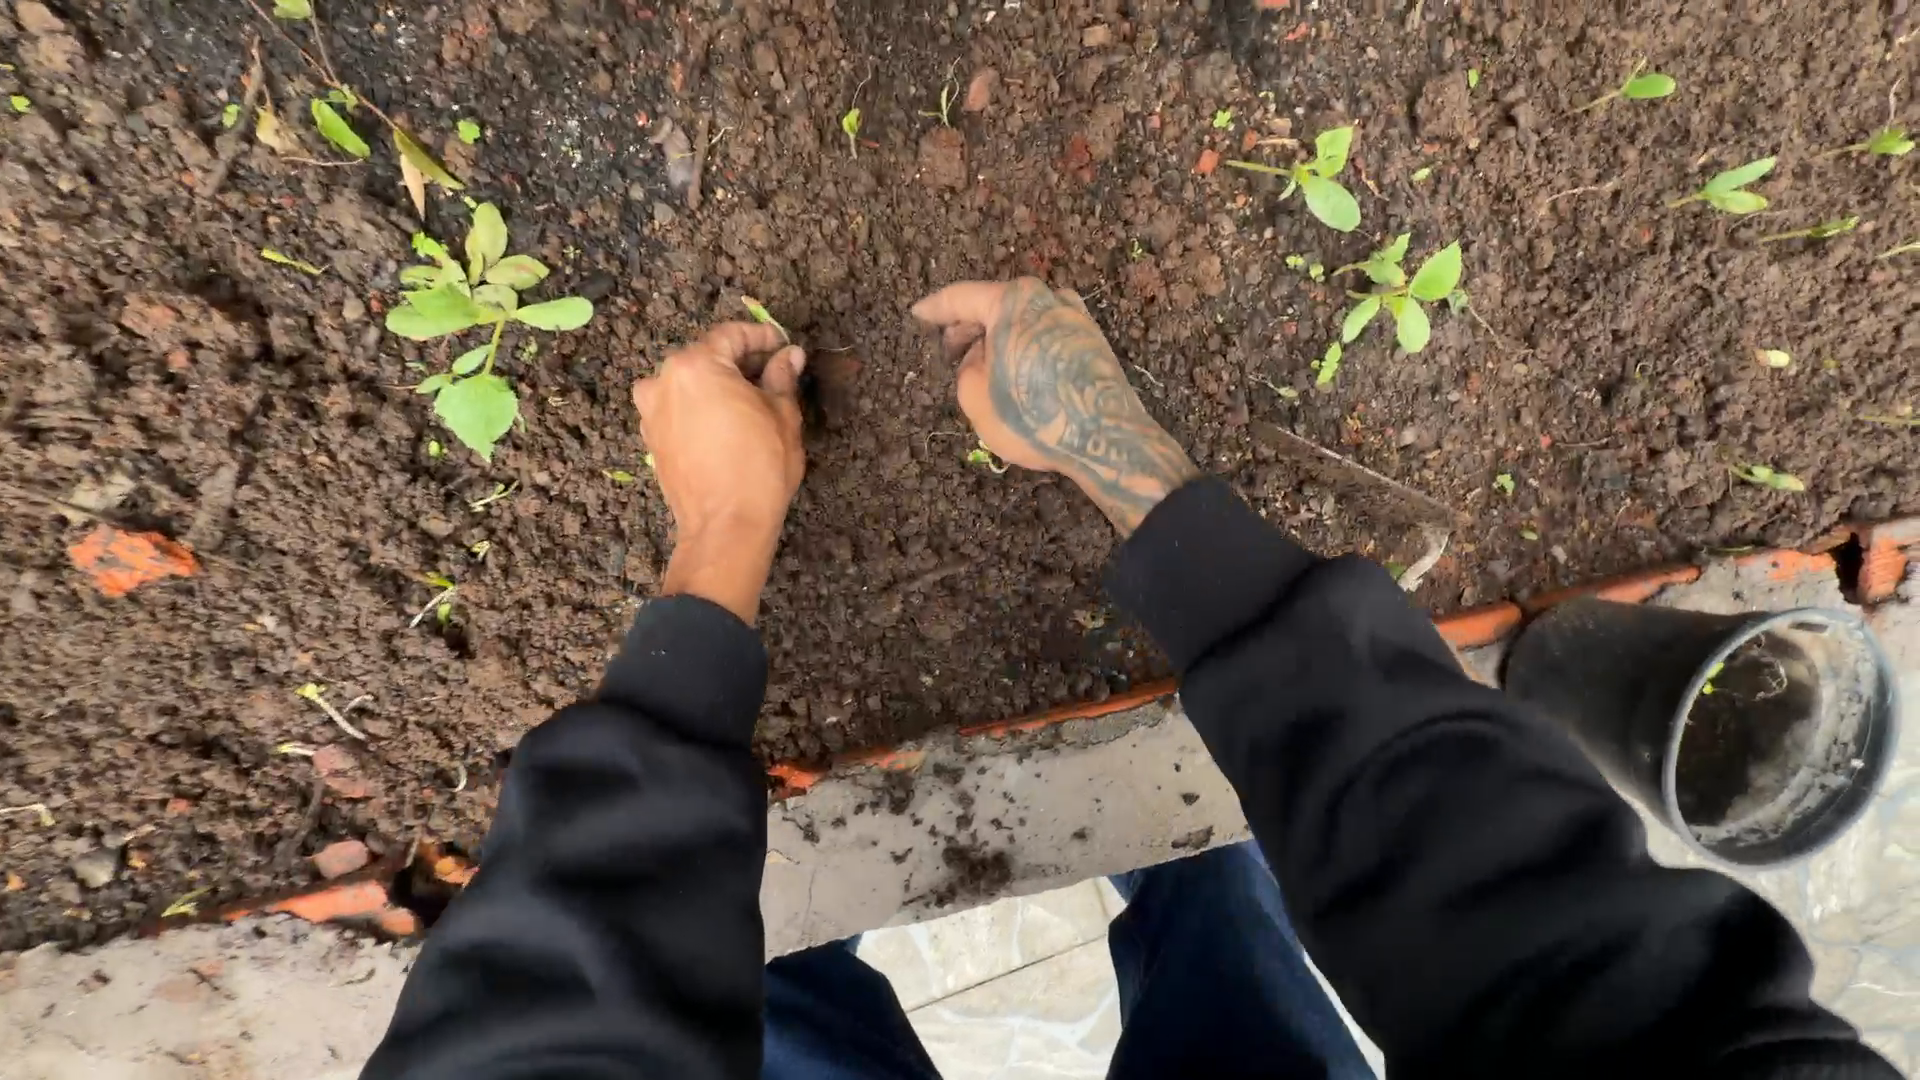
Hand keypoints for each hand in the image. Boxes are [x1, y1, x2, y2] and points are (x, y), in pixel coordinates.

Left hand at [631, 322, 805, 624]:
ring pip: (691, 384)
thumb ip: (781, 377)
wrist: (726, 525)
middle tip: (773, 373)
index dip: (761, 336)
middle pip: (706, 357)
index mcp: (696, 366)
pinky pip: (680, 410)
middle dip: (740, 362)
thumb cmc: (760, 467)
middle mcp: (664, 381)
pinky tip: (729, 425)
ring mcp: (652, 411)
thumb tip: (788, 355)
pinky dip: (703, 408)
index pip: (730, 335)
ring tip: (752, 402)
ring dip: (720, 386)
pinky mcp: (652, 438)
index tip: (782, 345)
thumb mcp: (782, 415)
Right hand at [912, 278, 1197, 533]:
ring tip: (983, 366)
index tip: (918, 314)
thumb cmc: (1032, 416)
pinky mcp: (1091, 341)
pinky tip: (1016, 373)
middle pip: (996, 306)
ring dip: (1000, 339)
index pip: (961, 297)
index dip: (935, 309)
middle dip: (969, 327)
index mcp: (1012, 301)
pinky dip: (1024, 348)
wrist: (1104, 438)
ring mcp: (1074, 317)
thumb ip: (967, 368)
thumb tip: (981, 358)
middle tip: (950, 349)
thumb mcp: (974, 397)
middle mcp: (1047, 297)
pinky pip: (1045, 336)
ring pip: (1023, 321)